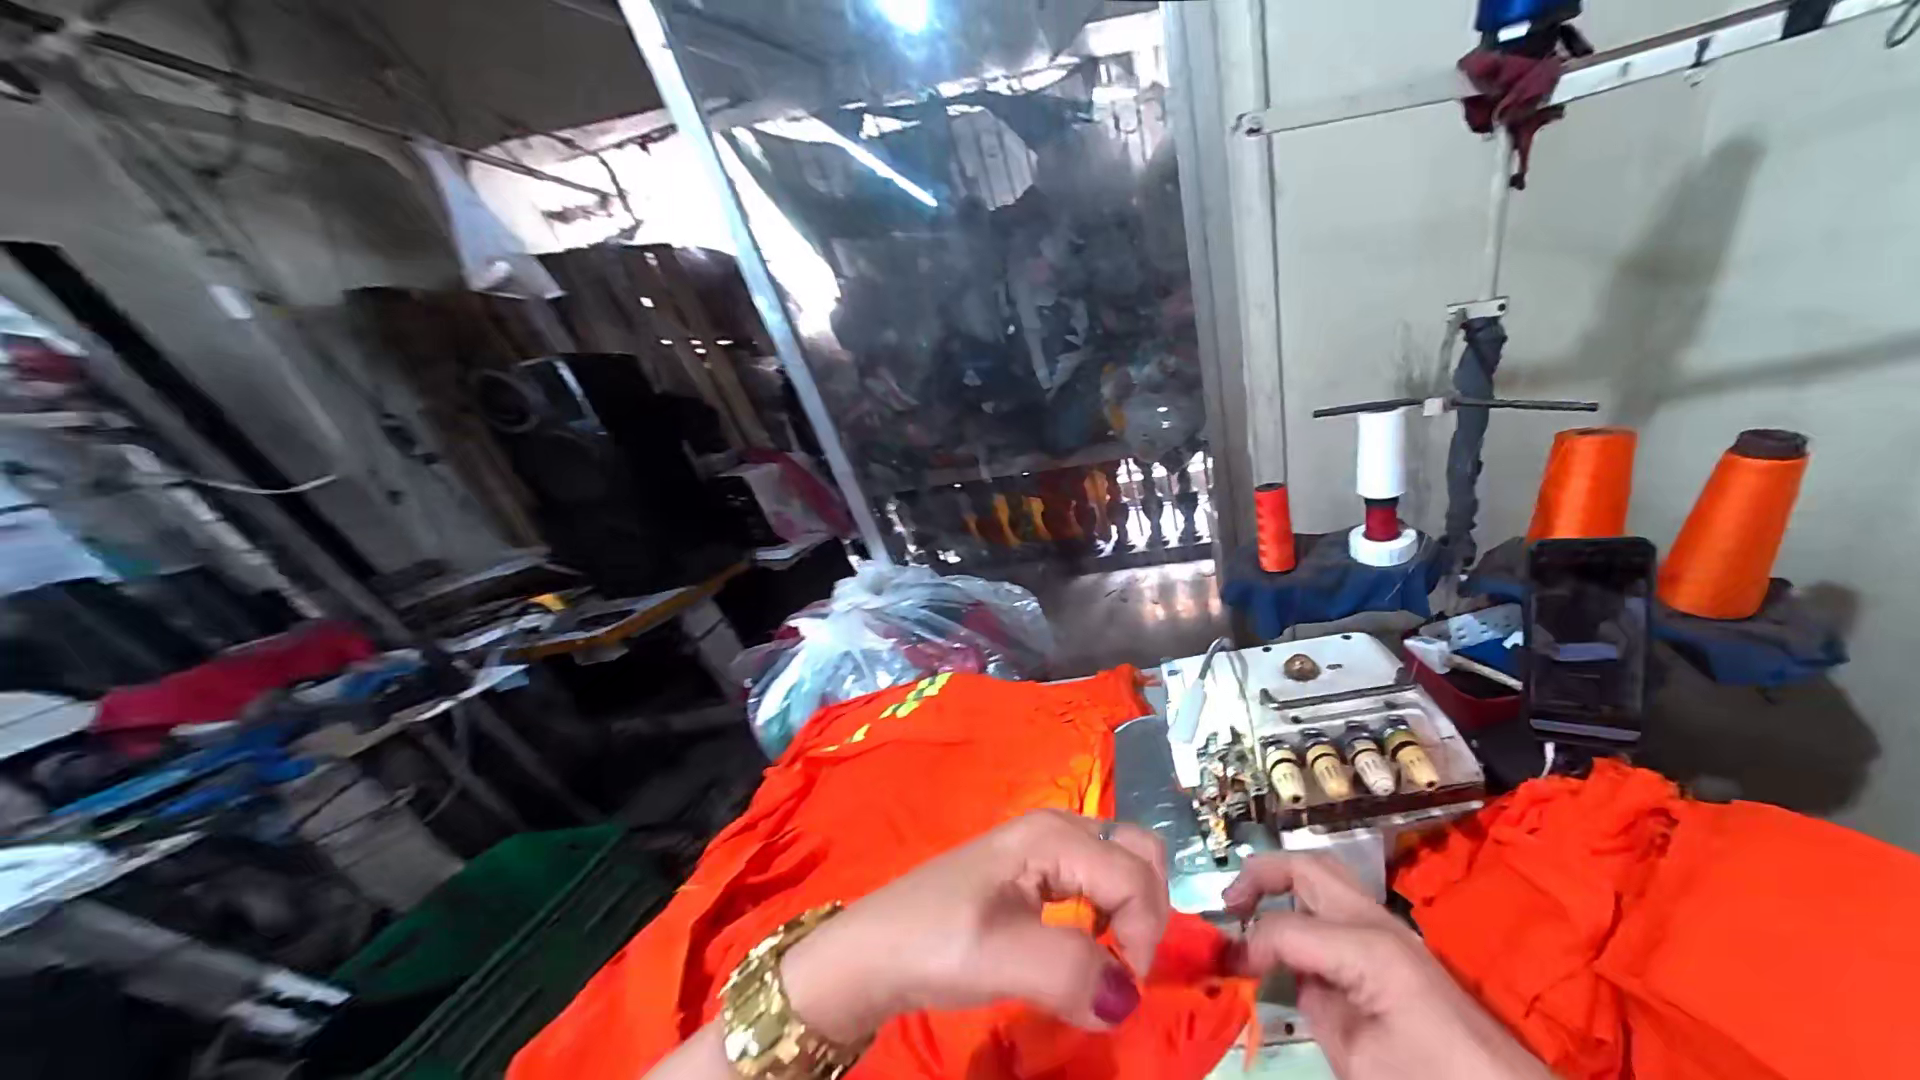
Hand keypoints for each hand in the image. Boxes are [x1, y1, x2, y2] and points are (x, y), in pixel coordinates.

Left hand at [778, 809, 1171, 1042]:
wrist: (879, 948)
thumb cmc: (935, 942)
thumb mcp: (1001, 958)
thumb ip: (1071, 971)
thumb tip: (1128, 996)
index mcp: (1052, 834)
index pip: (1135, 875)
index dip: (1142, 934)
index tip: (1117, 988)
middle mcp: (1057, 827)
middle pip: (1140, 853)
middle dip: (1149, 909)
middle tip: (1123, 964)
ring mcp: (1047, 845)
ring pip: (1124, 863)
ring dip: (1132, 912)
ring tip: (1107, 960)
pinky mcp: (1038, 869)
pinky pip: (1099, 879)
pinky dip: (1111, 911)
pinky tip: (1088, 944)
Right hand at [1223, 855, 1551, 1079]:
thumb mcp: (1359, 1060)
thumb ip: (1314, 1007)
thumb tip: (1289, 976)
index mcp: (1367, 946)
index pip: (1284, 927)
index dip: (1250, 945)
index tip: (1230, 967)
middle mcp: (1377, 922)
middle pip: (1306, 867)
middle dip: (1259, 875)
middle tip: (1230, 905)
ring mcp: (1391, 930)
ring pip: (1324, 875)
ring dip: (1282, 883)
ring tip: (1252, 909)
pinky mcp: (1398, 947)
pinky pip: (1340, 905)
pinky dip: (1305, 905)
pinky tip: (1292, 938)